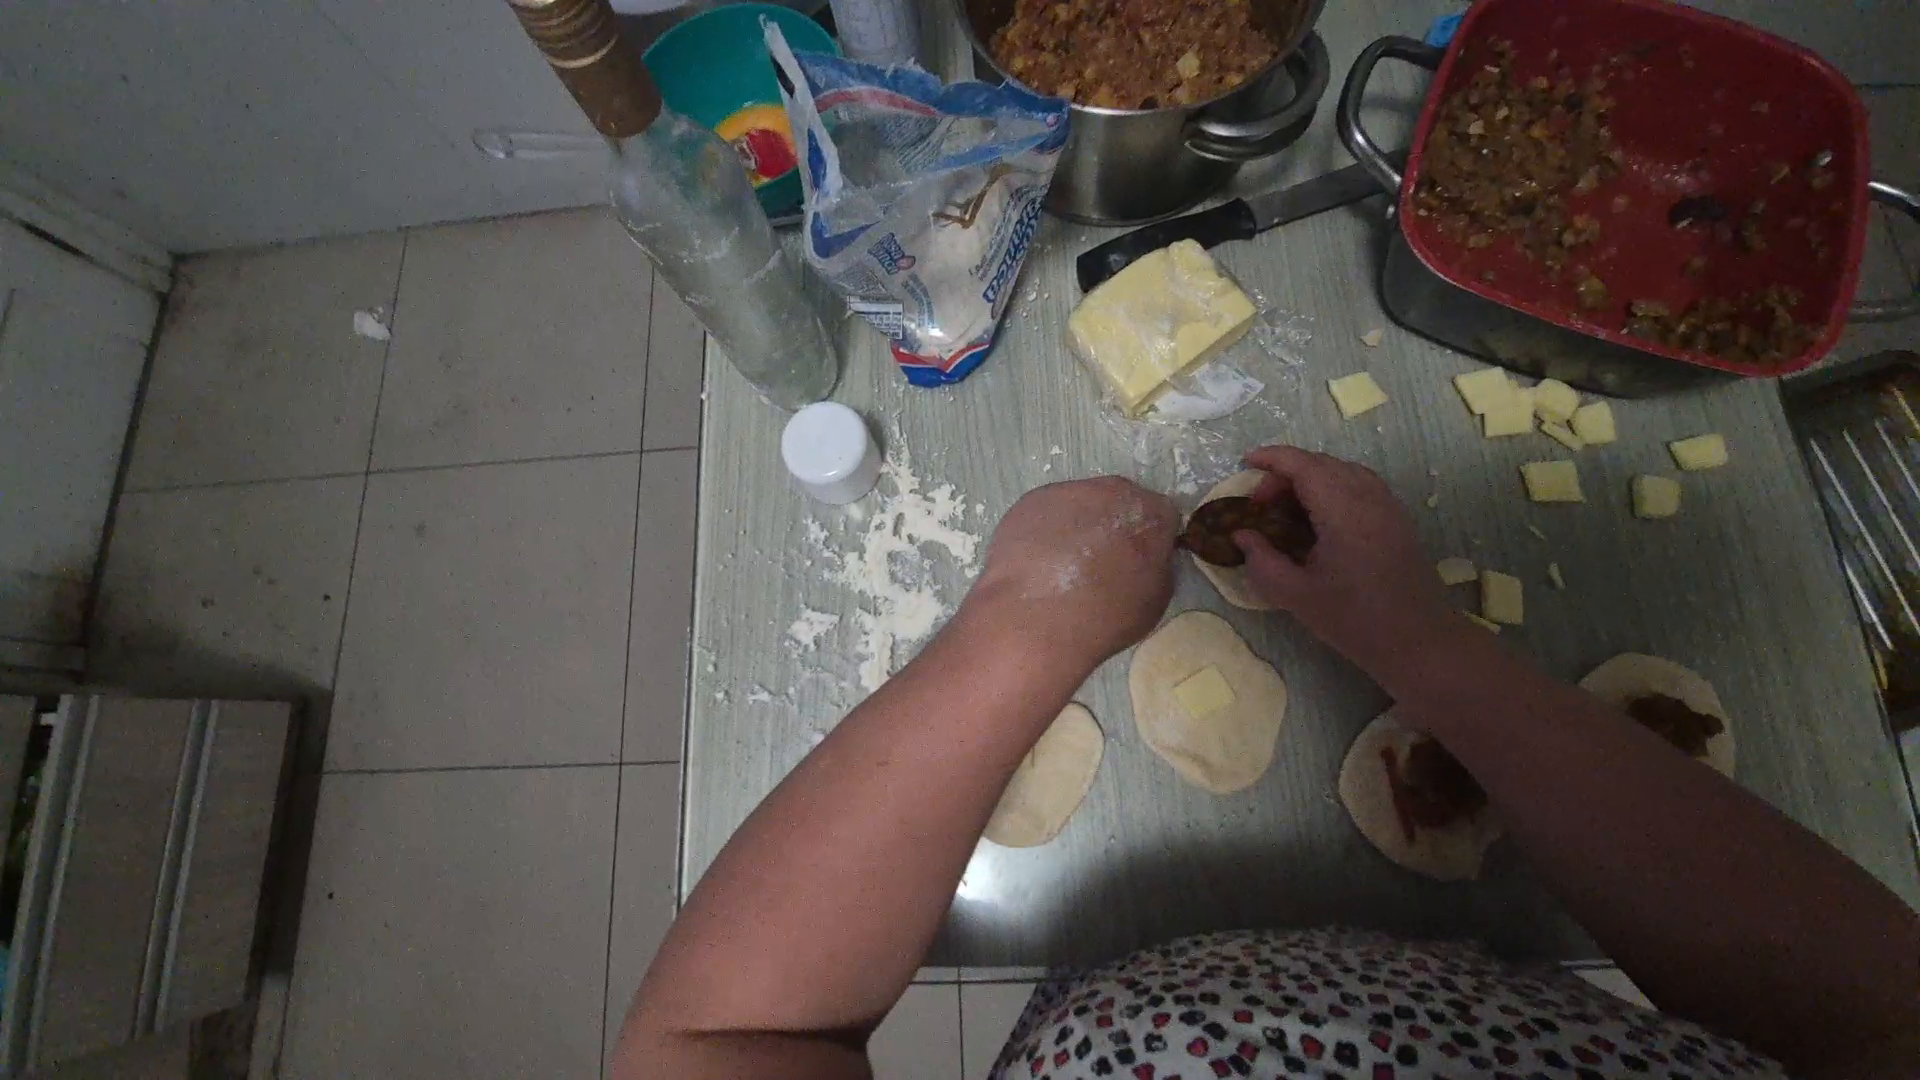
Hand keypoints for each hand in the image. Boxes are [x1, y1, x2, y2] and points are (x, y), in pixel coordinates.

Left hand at [961, 477, 1178, 672]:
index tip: (1140, 560)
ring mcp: (1068, 492)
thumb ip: (1157, 565)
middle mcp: (1112, 491)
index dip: (1151, 539)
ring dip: (1080, 525)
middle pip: (1121, 501)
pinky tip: (1039, 559)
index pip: (1162, 516)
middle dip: (1115, 525)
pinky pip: (1049, 511)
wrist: (1035, 618)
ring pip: (1082, 503)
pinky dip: (1047, 530)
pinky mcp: (1031, 500)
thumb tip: (1146, 558)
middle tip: (1102, 560)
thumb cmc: (1105, 617)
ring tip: (1065, 562)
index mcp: (1152, 513)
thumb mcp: (1155, 599)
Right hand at [1233, 446, 1455, 672]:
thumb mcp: (1294, 595)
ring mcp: (1388, 506)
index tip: (1245, 461)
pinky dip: (1330, 488)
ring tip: (1285, 508)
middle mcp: (1369, 498)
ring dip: (1309, 479)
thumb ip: (1262, 560)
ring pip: (1342, 471)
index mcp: (1343, 512)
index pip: (1304, 466)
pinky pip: (1359, 485)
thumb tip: (1243, 535)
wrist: (1418, 640)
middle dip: (1285, 473)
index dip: (1272, 458)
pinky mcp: (1396, 518)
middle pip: (1322, 463)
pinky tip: (1316, 517)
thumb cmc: (1354, 619)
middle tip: (1260, 504)